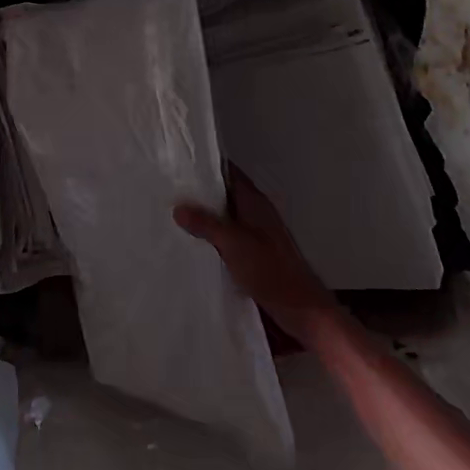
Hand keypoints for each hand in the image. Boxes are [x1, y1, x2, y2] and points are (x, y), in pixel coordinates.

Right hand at [174, 163, 344, 344]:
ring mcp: (257, 233)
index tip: (181, 163)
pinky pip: (229, 235)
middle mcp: (256, 212)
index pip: (230, 172)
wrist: (299, 307)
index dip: (208, 165)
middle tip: (170, 190)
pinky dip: (213, 235)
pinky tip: (194, 244)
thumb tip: (178, 207)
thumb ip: (207, 225)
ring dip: (206, 215)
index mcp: (254, 202)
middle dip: (201, 191)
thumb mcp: (234, 244)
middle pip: (226, 193)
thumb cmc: (269, 270)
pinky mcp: (255, 253)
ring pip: (227, 216)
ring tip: (174, 215)